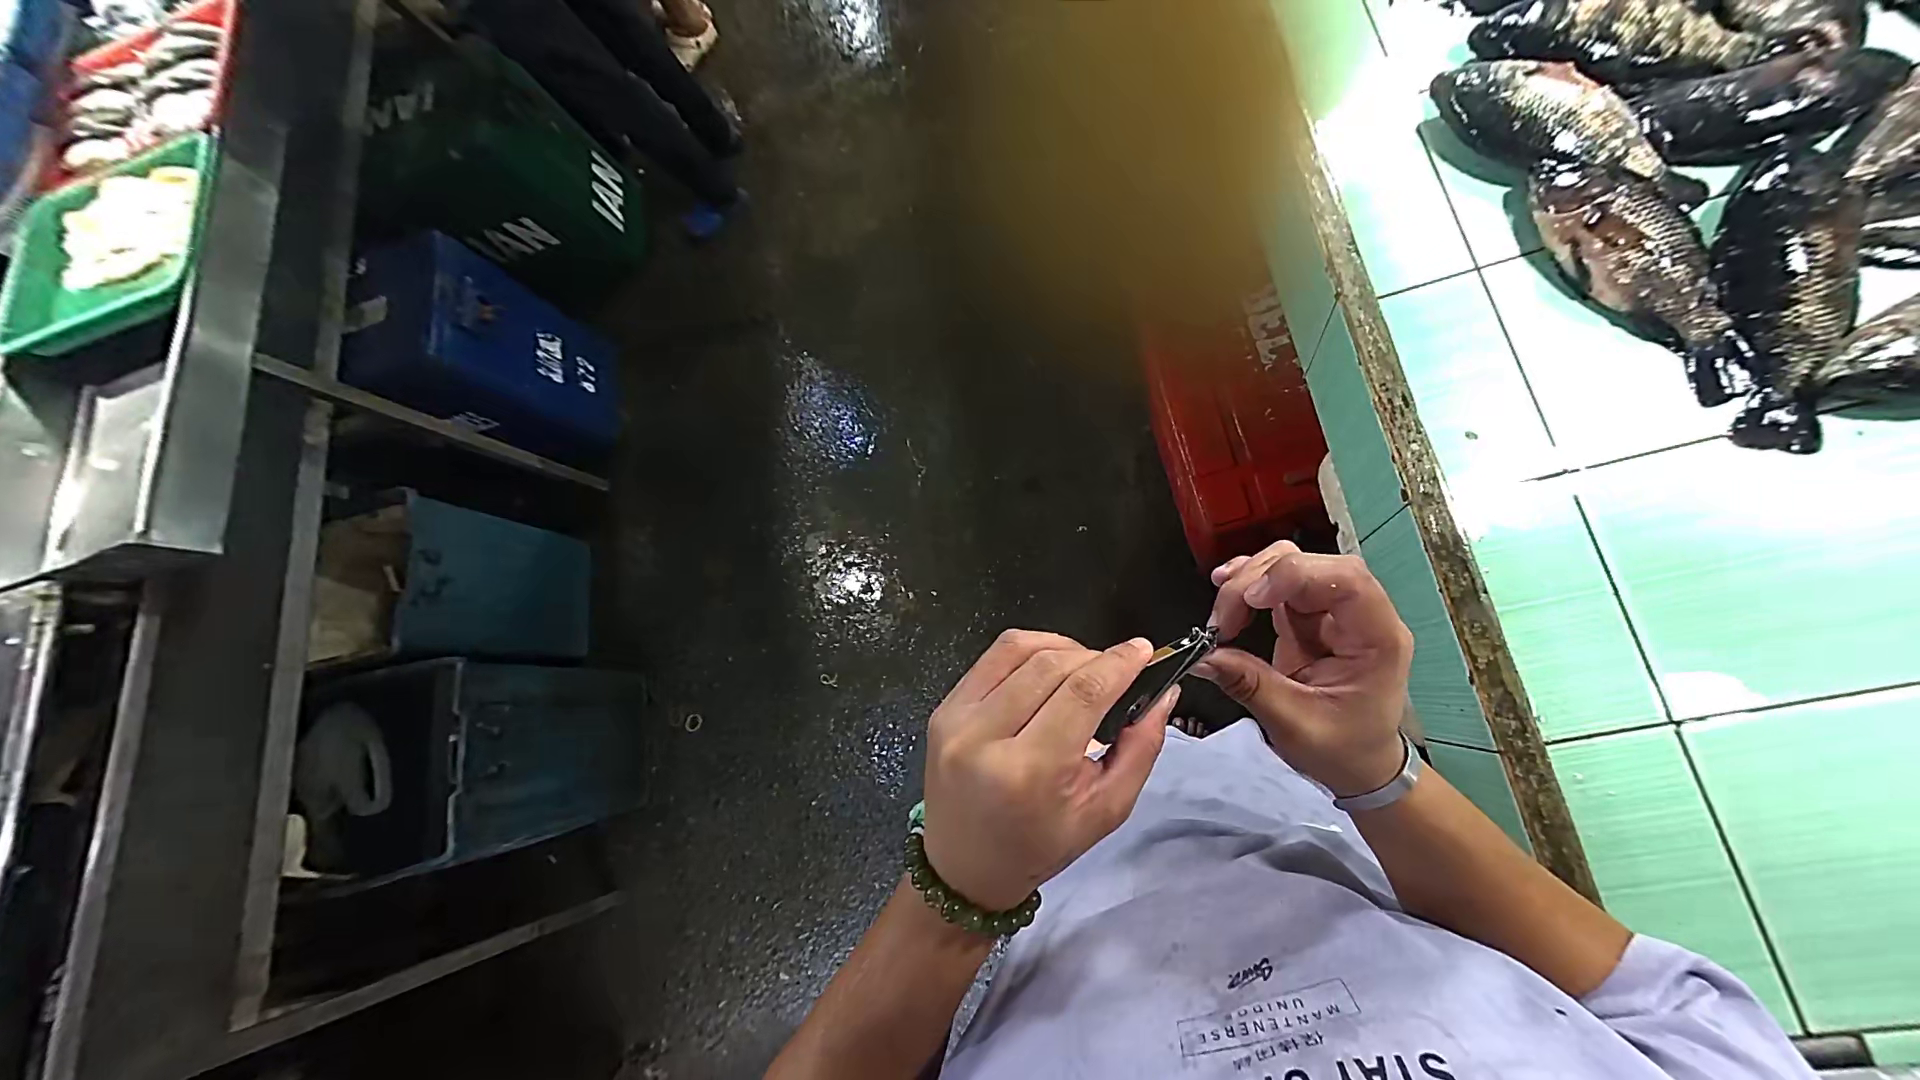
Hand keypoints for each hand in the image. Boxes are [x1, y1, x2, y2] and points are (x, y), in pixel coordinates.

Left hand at [920, 631, 1175, 911]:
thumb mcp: (1105, 811)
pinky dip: (1028, 649)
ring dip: (1062, 647)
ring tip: (1084, 665)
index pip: (1081, 693)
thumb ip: (1141, 748)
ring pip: (1018, 649)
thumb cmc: (1037, 846)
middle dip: (1095, 656)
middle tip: (1117, 666)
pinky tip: (1047, 663)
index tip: (1142, 650)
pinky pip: (991, 656)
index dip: (1118, 663)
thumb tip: (1164, 693)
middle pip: (1051, 665)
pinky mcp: (944, 708)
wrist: (965, 867)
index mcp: (1029, 772)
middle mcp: (985, 738)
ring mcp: (957, 719)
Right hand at [1198, 542, 1413, 797]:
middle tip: (1221, 620)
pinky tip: (1226, 591)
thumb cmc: (1342, 749)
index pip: (1345, 579)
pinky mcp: (1307, 615)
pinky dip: (1247, 583)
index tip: (1252, 600)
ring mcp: (1331, 612)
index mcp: (1375, 639)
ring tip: (1221, 611)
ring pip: (1288, 566)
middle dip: (1257, 580)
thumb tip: (1203, 656)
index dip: (1294, 576)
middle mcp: (1358, 615)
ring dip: (1247, 580)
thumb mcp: (1294, 724)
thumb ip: (1249, 685)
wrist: (1358, 765)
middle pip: (1309, 564)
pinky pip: (1276, 583)